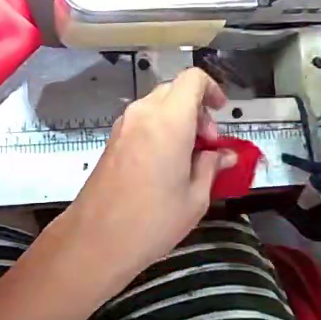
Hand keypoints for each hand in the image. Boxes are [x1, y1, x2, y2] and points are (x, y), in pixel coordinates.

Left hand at [51, 69, 231, 303]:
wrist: (96, 240)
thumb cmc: (152, 220)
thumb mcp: (195, 197)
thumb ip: (211, 167)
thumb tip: (224, 155)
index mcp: (169, 121)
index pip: (193, 79)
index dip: (212, 89)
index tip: (221, 113)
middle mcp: (143, 114)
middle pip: (175, 90)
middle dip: (197, 110)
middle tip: (208, 144)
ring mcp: (123, 126)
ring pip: (157, 106)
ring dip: (178, 120)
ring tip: (189, 158)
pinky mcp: (112, 141)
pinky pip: (142, 122)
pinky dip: (160, 130)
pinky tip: (167, 164)